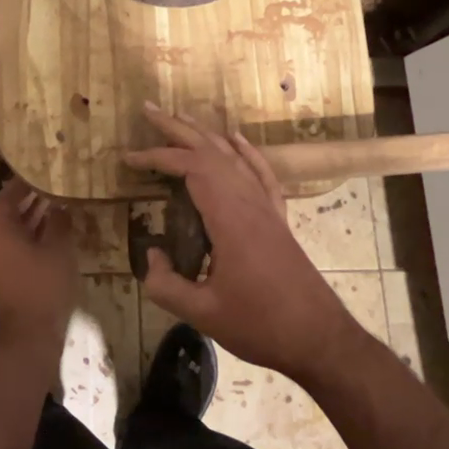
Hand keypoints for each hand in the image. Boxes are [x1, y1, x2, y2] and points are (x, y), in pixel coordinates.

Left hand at [0, 176, 77, 363]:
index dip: (19, 183)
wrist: (32, 335)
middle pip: (10, 214)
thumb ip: (58, 223)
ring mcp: (4, 263)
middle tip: (51, 184)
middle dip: (29, 199)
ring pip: (18, 232)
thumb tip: (59, 207)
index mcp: (3, 232)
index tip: (36, 170)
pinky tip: (57, 233)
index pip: (5, 198)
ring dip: (35, 217)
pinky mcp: (13, 278)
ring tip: (58, 203)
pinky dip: (37, 236)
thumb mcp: (57, 249)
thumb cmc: (44, 285)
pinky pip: (23, 247)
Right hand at [126, 103, 359, 384]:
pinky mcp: (278, 220)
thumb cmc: (261, 325)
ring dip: (205, 135)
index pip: (191, 169)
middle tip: (148, 110)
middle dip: (178, 130)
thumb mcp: (204, 314)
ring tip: (180, 118)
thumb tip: (150, 255)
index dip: (158, 158)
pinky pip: (261, 173)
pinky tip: (236, 139)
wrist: (320, 339)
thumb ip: (167, 285)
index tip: (129, 159)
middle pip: (212, 152)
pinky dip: (246, 152)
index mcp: (230, 218)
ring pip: (234, 158)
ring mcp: (267, 209)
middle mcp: (249, 202)